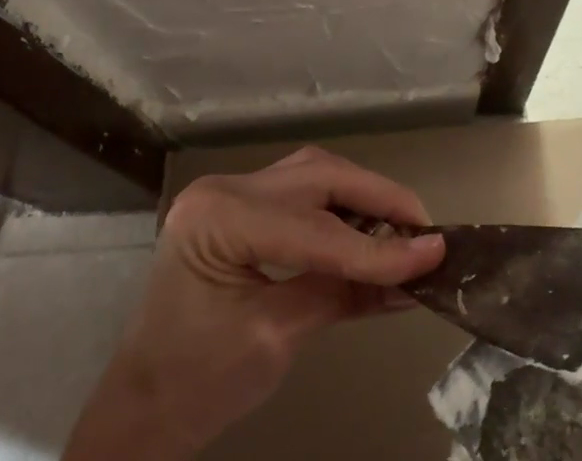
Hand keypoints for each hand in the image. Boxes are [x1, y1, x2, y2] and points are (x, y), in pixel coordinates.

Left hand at [65, 146, 445, 459]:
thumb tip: (416, 276)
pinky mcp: (237, 210)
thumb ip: (347, 294)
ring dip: (363, 198)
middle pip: (319, 177)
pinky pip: (299, 196)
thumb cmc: (200, 379)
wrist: (145, 404)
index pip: (316, 228)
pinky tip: (369, 233)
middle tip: (426, 231)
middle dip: (379, 200)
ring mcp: (227, 195)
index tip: (436, 253)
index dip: (379, 247)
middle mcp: (223, 190)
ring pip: (313, 176)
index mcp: (219, 218)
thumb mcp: (278, 336)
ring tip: (405, 230)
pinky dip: (340, 211)